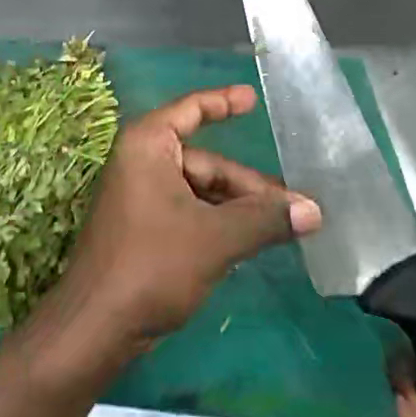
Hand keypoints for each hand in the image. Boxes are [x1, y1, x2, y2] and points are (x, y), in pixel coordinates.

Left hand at [53, 86, 322, 352]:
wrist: (100, 319)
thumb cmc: (152, 263)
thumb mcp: (215, 237)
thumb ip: (264, 219)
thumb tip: (315, 210)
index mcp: (147, 144)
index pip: (190, 111)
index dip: (222, 102)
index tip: (252, 96)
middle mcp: (140, 160)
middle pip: (205, 161)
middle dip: (249, 186)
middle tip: (300, 210)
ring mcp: (140, 194)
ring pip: (200, 190)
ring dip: (238, 207)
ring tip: (284, 229)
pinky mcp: (143, 225)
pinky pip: (189, 210)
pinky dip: (218, 222)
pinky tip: (249, 242)